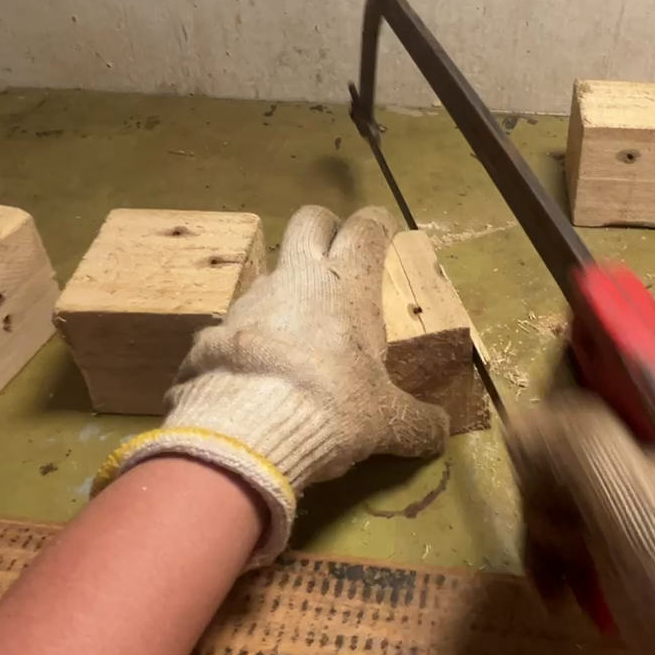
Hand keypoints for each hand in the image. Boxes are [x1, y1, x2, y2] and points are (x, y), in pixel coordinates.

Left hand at [94, 205, 449, 564]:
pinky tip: (258, 375)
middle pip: (309, 221)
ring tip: (298, 337)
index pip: (366, 229)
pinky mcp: (213, 331)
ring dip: (287, 293)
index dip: (377, 224)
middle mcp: (299, 280)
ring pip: (272, 273)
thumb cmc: (334, 409)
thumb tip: (440, 433)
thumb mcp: (387, 422)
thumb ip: (416, 422)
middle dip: (324, 228)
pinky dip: (253, 339)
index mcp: (349, 287)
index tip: (384, 231)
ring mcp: (251, 300)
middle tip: (337, 255)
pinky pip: (238, 323)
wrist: (245, 432)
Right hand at [506, 363, 654, 654]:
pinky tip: (564, 583)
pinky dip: (569, 541)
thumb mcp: (637, 506)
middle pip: (585, 411)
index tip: (545, 436)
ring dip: (554, 516)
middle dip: (554, 472)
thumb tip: (524, 419)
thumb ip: (578, 442)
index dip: (569, 382)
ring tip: (559, 572)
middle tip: (551, 522)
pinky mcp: (654, 514)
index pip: (615, 343)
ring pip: (578, 462)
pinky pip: (592, 503)